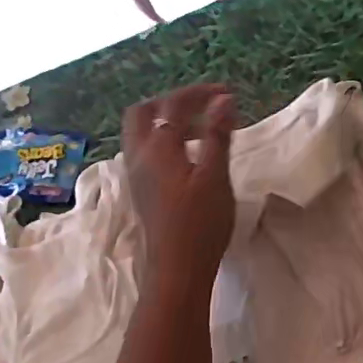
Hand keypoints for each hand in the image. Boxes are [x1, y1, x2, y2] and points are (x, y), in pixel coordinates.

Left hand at [123, 84, 236, 299]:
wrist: (177, 268)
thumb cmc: (200, 223)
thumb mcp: (215, 177)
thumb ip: (217, 136)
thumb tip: (223, 101)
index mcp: (158, 148)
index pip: (174, 105)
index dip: (199, 94)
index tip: (226, 93)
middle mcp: (139, 156)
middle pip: (142, 113)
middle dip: (170, 102)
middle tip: (200, 106)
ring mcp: (137, 175)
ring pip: (140, 133)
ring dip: (165, 122)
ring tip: (198, 129)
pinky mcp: (141, 191)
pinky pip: (145, 151)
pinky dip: (164, 141)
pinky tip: (187, 157)